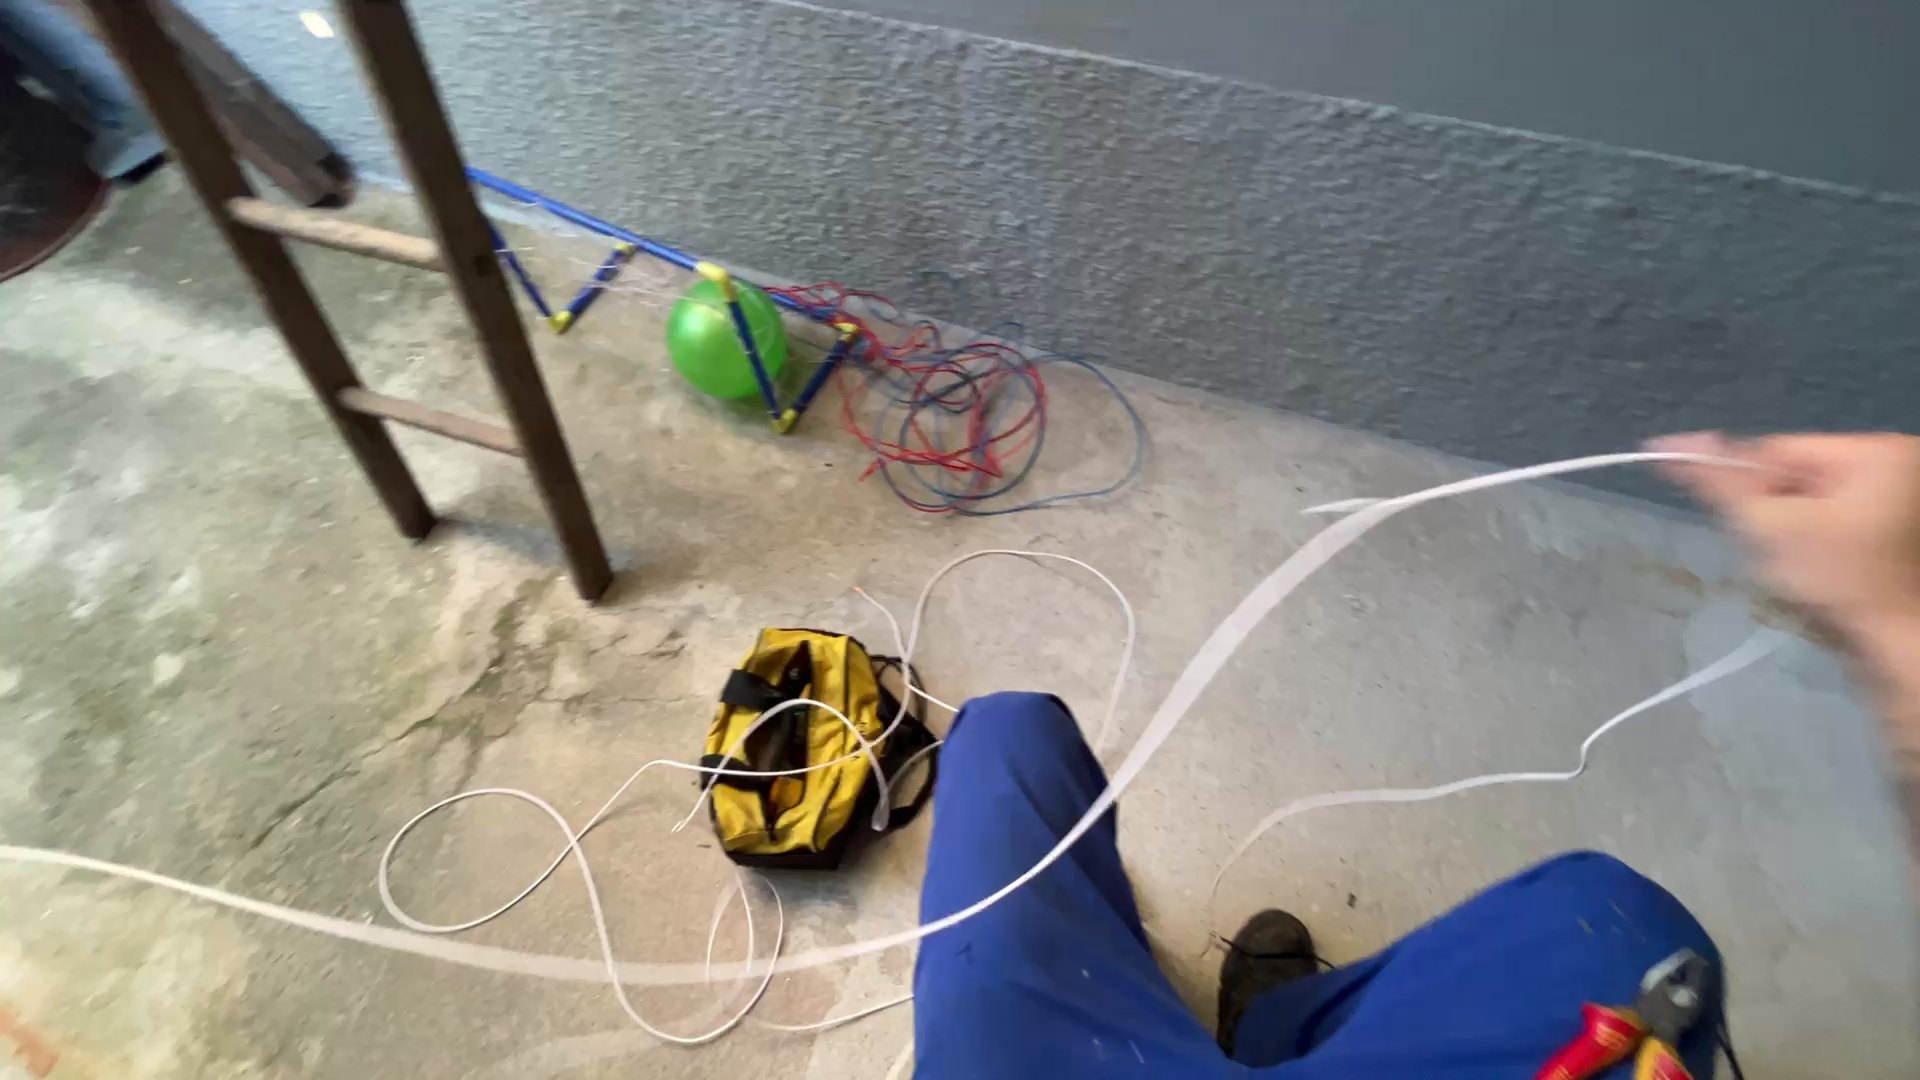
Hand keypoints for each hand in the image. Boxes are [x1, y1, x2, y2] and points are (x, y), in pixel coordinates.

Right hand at [1648, 432, 1919, 641]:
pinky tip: (1818, 552)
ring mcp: (1902, 487)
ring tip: (1797, 550)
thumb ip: (1717, 480)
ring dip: (1788, 517)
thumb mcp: (1765, 523)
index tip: (1747, 520)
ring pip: (1807, 491)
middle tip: (1775, 540)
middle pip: (1793, 471)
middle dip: (1770, 504)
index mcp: (1875, 451)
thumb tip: (1669, 441)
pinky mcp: (1897, 512)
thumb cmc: (1834, 575)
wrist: (1894, 630)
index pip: (1773, 452)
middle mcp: (1898, 459)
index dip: (1746, 486)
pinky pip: (1831, 505)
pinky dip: (1812, 526)